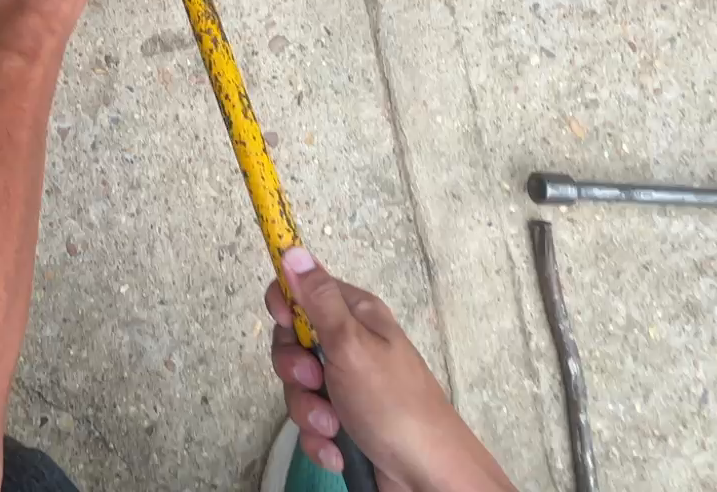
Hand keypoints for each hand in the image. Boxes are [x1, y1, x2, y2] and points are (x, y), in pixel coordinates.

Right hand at [266, 247, 515, 491]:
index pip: (303, 287)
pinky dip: (319, 437)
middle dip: (294, 367)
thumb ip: (317, 298)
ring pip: (298, 384)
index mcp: (355, 314)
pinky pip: (310, 419)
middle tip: (312, 379)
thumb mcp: (351, 344)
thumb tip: (293, 247)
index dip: (286, 301)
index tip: (285, 322)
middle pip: (292, 339)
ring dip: (307, 409)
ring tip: (332, 426)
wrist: (431, 480)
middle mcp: (349, 343)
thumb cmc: (393, 403)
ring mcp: (346, 383)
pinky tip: (337, 449)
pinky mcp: (344, 420)